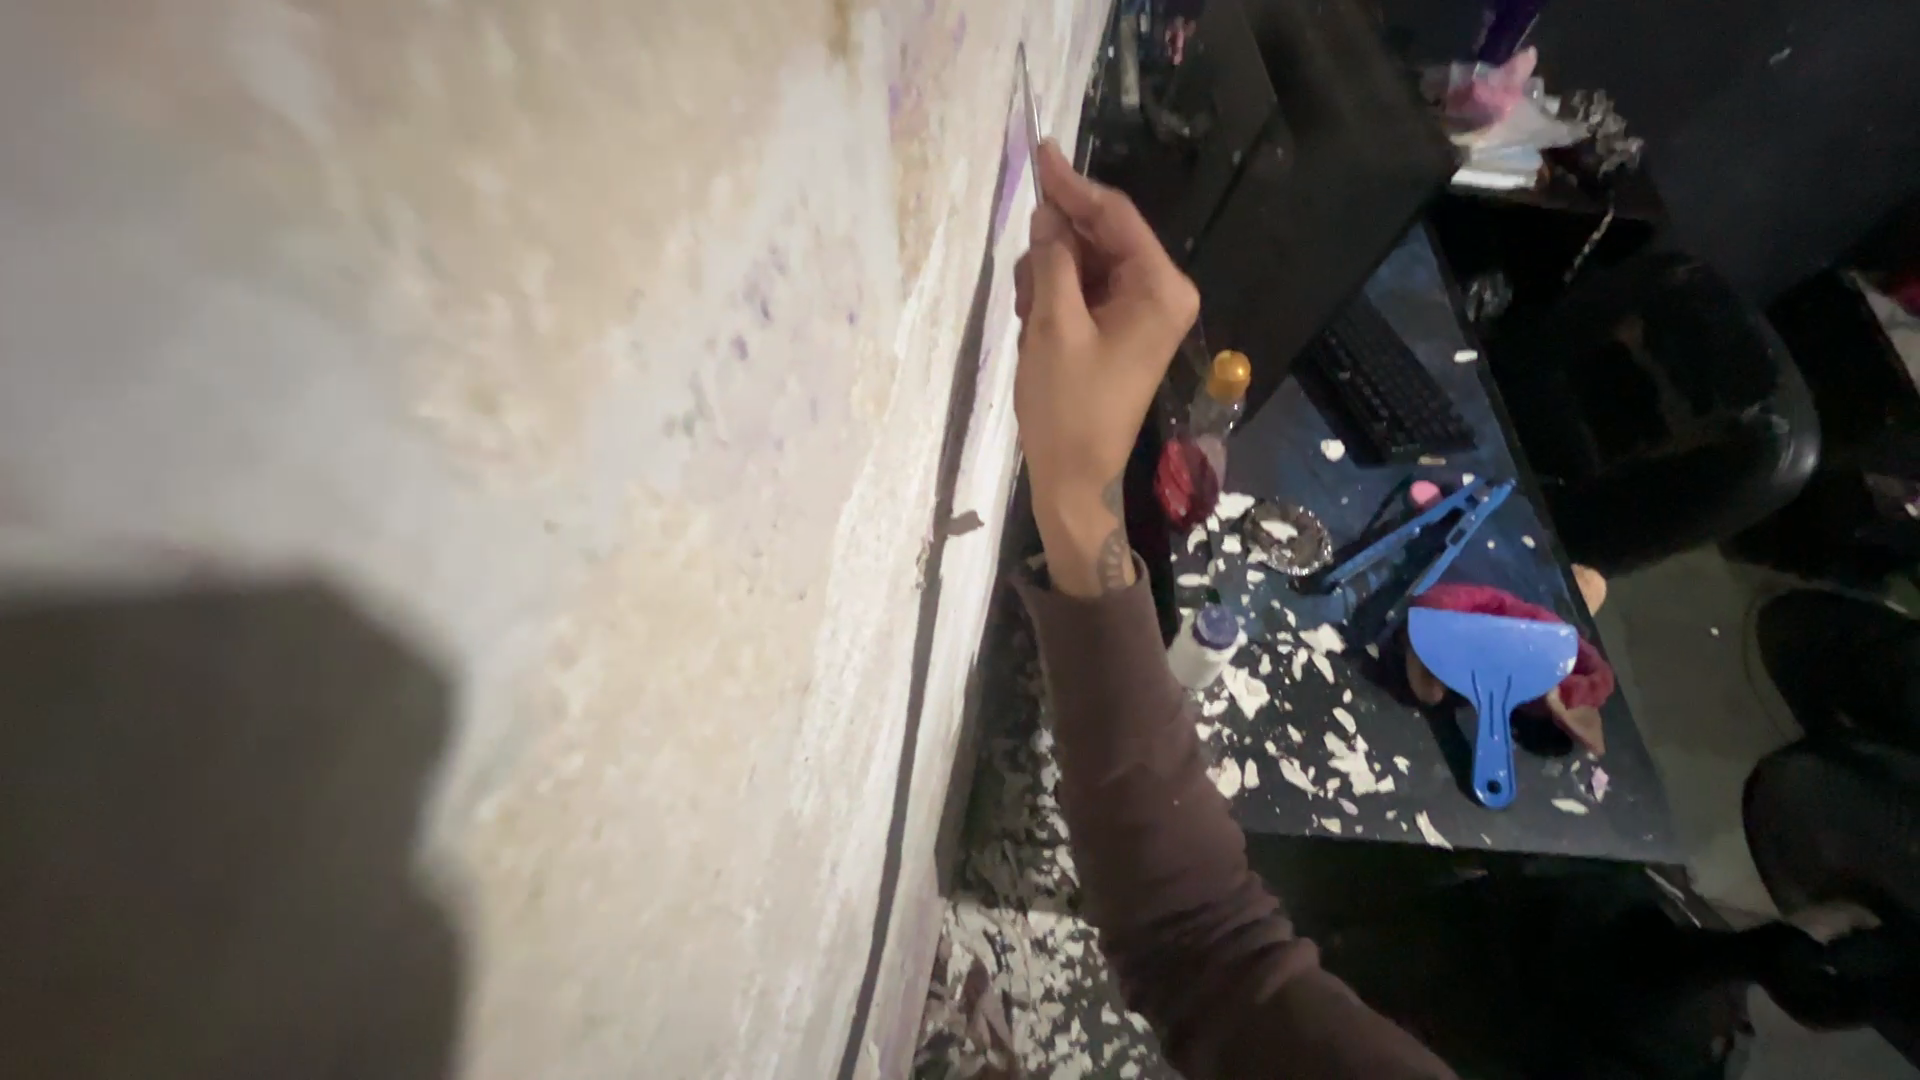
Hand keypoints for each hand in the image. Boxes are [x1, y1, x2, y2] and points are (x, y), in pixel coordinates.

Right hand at [1015, 140, 1198, 596]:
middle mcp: (1159, 294)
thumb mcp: (1052, 327)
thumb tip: (1048, 215)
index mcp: (1160, 288)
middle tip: (1024, 284)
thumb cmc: (1068, 407)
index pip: (1115, 217)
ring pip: (1086, 266)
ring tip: (1028, 323)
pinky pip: (1085, 295)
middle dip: (1056, 250)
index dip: (1073, 185)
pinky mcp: (1120, 335)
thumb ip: (1052, 262)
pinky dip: (1055, 303)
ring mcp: (1140, 316)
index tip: (1040, 151)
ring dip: (1049, 282)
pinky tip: (1036, 330)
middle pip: (1101, 239)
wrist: (1075, 477)